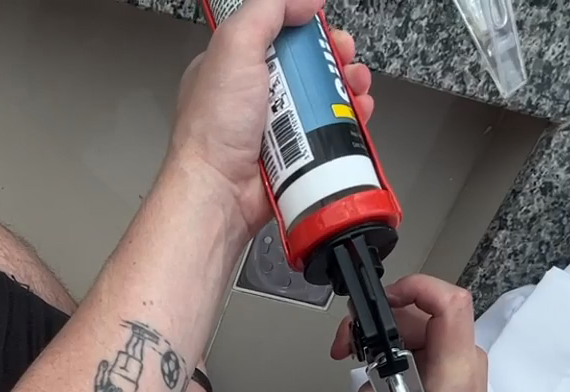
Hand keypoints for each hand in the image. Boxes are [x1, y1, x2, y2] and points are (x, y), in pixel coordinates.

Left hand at [169, 0, 374, 240]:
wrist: (217, 194)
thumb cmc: (213, 130)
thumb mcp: (234, 46)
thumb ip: (267, 11)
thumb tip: (303, 1)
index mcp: (230, 70)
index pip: (275, 37)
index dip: (305, 29)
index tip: (324, 29)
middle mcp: (249, 101)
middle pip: (304, 67)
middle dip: (334, 59)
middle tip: (344, 61)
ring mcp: (270, 132)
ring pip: (320, 101)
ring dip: (346, 89)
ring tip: (356, 87)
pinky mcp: (289, 159)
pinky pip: (325, 137)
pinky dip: (346, 124)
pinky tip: (356, 116)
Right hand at [338, 274, 500, 391]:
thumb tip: (363, 388)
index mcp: (452, 372)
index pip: (449, 304)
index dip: (415, 288)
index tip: (380, 301)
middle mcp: (461, 360)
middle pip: (421, 313)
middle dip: (377, 320)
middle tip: (346, 344)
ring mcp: (457, 364)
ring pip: (416, 327)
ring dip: (380, 337)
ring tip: (354, 359)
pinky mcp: (449, 371)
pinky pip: (418, 344)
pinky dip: (390, 349)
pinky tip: (372, 370)